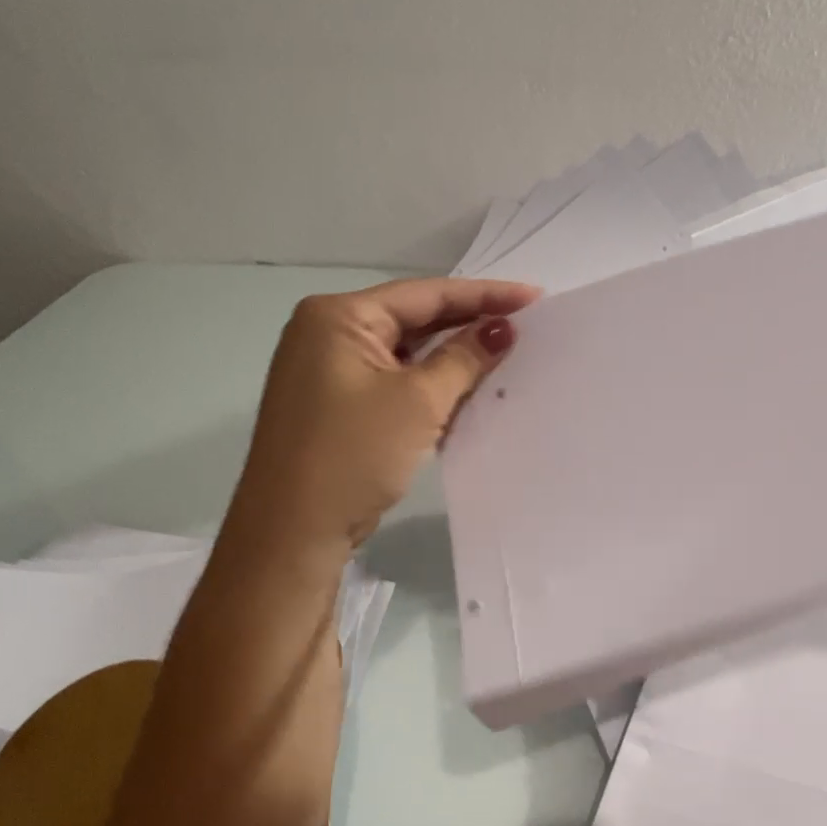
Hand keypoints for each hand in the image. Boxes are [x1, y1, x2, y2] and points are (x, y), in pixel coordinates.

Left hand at [225, 276, 540, 552]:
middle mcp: (328, 334)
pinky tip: (471, 390)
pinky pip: (396, 381)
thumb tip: (502, 328)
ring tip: (508, 354)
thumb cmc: (353, 454)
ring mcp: (331, 372)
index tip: (533, 297)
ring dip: (454, 357)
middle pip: (415, 319)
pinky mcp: (339, 406)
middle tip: (527, 325)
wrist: (293, 530)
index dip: (484, 295)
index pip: (425, 295)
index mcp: (338, 317)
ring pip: (407, 353)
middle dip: (470, 323)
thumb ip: (463, 358)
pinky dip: (433, 384)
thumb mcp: (418, 401)